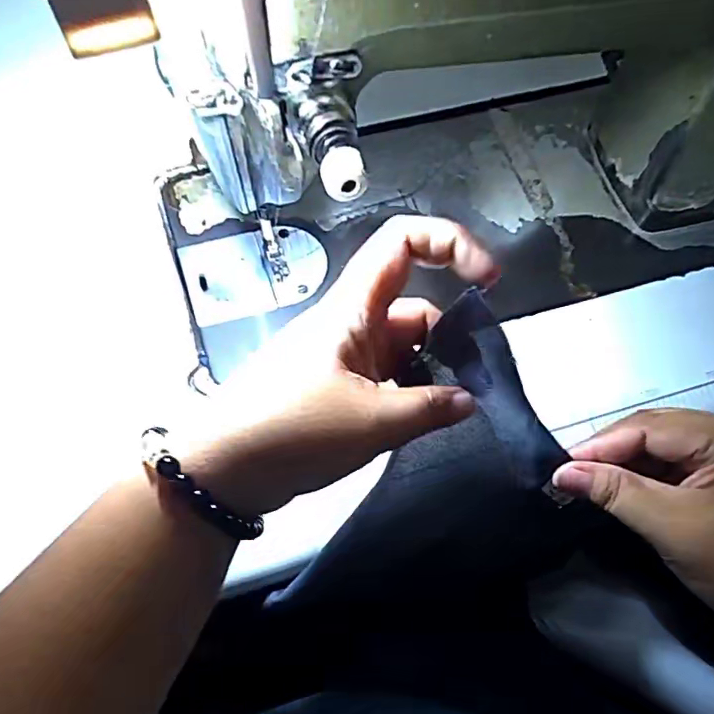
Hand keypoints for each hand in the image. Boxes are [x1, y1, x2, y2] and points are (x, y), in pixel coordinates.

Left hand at [182, 216, 499, 515]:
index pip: (404, 244)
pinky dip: (405, 398)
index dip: (451, 246)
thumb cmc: (288, 431)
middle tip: (469, 386)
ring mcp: (342, 360)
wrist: (227, 469)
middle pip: (414, 311)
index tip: (487, 279)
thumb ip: (430, 408)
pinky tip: (412, 425)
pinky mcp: (336, 390)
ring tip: (439, 414)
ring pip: (402, 353)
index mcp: (352, 311)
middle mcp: (348, 326)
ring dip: (427, 378)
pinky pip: (384, 382)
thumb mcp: (373, 422)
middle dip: (448, 343)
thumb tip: (467, 400)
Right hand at [552, 409, 713, 631]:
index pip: (656, 426)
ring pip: (671, 452)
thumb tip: (562, 472)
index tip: (561, 464)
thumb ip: (616, 492)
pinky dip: (652, 481)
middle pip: (664, 432)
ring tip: (589, 482)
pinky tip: (625, 491)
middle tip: (570, 473)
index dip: (604, 443)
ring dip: (631, 467)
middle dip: (615, 452)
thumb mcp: (673, 527)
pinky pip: (685, 471)